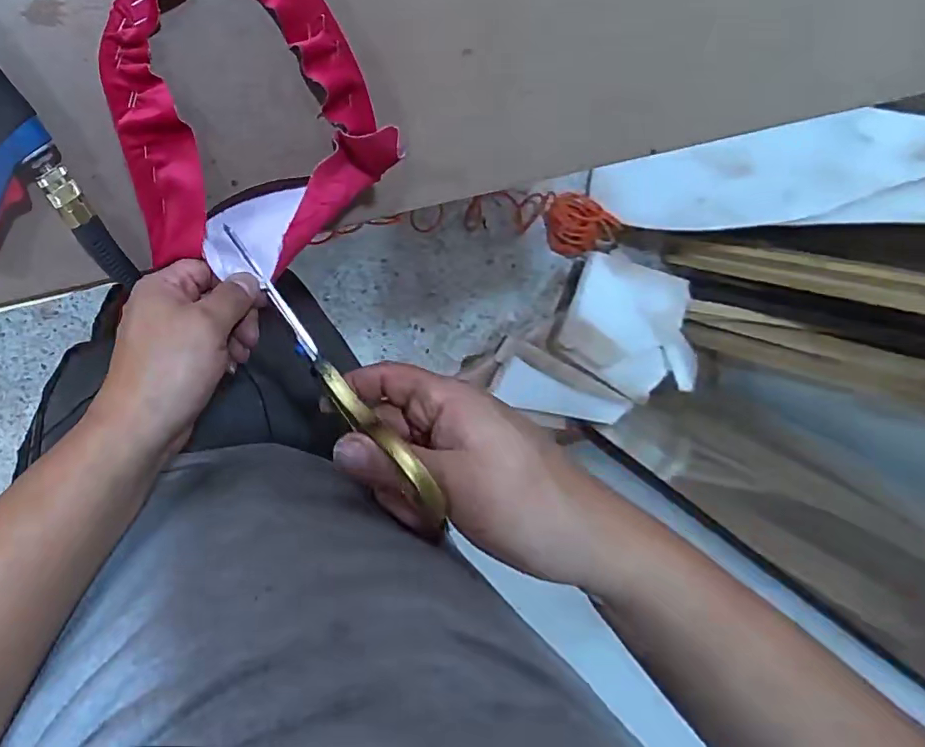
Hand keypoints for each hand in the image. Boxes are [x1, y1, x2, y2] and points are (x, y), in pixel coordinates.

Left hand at [87, 260, 261, 455]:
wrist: (141, 425)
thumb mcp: (209, 323)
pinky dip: (218, 354)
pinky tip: (226, 369)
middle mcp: (160, 305)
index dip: (233, 282)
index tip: (259, 301)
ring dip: (232, 338)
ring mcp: (164, 334)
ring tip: (238, 357)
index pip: (205, 268)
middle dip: (236, 316)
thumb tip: (248, 278)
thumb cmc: (172, 367)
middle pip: (212, 296)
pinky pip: (203, 346)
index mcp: (160, 286)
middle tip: (248, 338)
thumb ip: (233, 296)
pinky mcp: (172, 360)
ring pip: (211, 324)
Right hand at [331, 361, 657, 591]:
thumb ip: (391, 464)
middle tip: (389, 496)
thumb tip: (338, 446)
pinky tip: (434, 522)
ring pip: (405, 452)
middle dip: (380, 457)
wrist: (600, 548)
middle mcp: (451, 414)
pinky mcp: (470, 469)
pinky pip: (426, 471)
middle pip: (390, 420)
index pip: (386, 377)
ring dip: (401, 484)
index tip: (324, 416)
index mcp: (448, 399)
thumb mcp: (451, 485)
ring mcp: (461, 442)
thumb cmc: (524, 503)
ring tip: (422, 517)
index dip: (352, 388)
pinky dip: (420, 495)